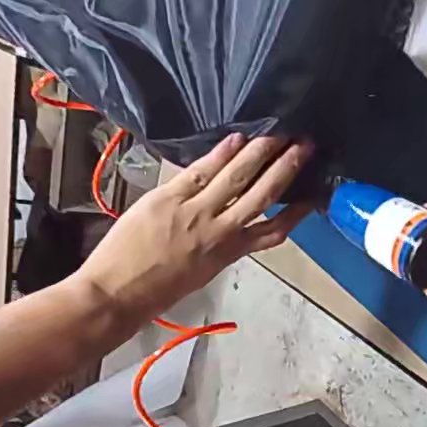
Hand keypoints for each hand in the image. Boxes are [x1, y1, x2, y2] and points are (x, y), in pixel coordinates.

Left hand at [71, 133, 312, 326]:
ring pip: (237, 176)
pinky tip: (236, 138)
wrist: (115, 294)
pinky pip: (202, 170)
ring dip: (260, 151)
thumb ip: (218, 249)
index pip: (271, 233)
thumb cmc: (153, 292)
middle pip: (262, 195)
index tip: (311, 197)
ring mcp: (194, 213)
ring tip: (277, 132)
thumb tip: (228, 224)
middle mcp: (218, 232)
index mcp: (226, 255)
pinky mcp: (169, 198)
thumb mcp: (197, 275)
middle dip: (286, 168)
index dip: (295, 214)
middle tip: (305, 144)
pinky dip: (221, 153)